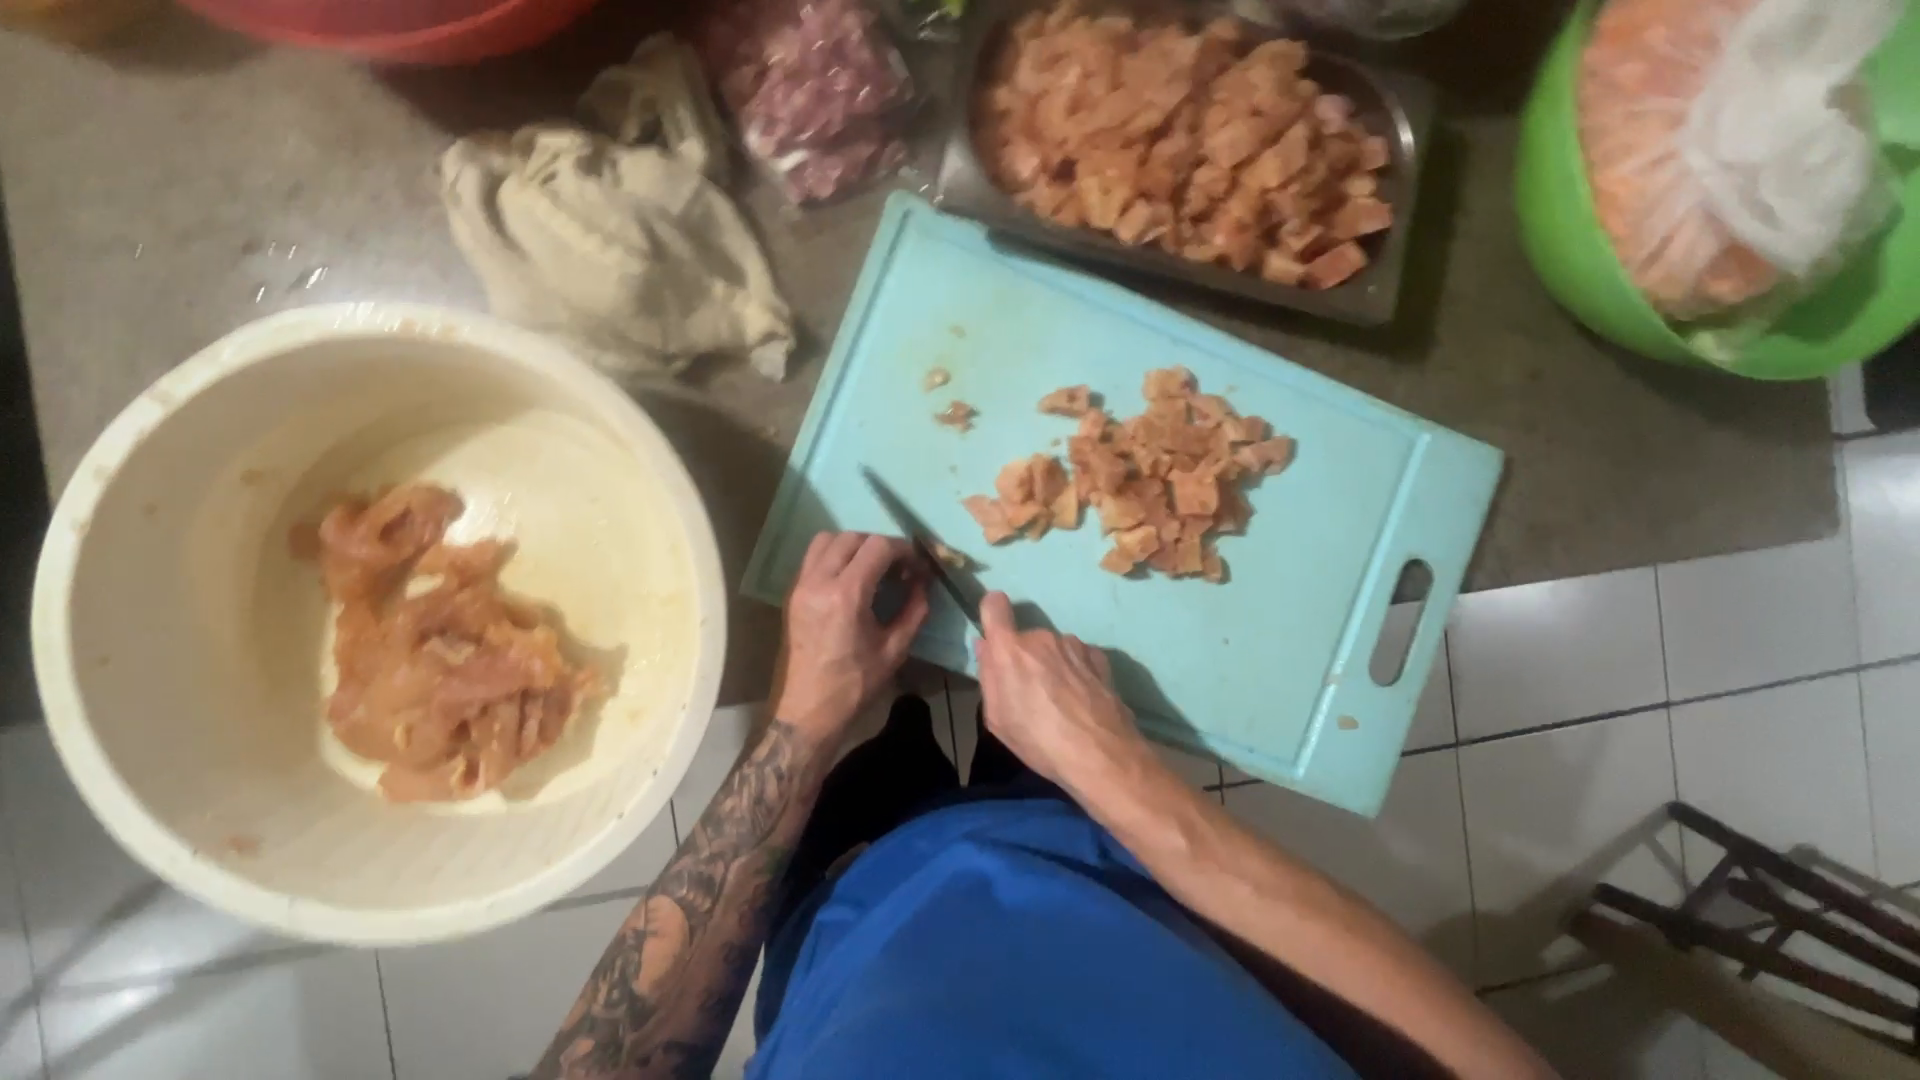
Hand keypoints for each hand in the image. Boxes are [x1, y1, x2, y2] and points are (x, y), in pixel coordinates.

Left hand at [773, 532, 928, 740]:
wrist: (808, 710)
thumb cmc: (854, 684)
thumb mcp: (895, 649)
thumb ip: (914, 610)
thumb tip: (923, 582)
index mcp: (846, 595)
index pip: (878, 547)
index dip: (903, 550)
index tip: (916, 566)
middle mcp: (819, 581)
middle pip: (852, 537)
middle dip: (880, 545)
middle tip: (898, 567)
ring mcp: (801, 586)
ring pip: (827, 540)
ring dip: (854, 546)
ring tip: (872, 568)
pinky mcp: (792, 594)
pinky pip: (813, 558)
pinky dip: (834, 556)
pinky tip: (851, 579)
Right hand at [974, 591, 1146, 791]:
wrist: (1099, 754)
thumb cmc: (1038, 740)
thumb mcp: (998, 718)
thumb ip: (988, 676)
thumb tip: (985, 646)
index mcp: (1010, 649)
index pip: (994, 606)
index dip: (992, 614)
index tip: (996, 634)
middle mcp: (1042, 637)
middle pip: (1026, 638)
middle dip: (1026, 658)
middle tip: (1032, 693)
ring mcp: (1073, 644)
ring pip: (1054, 648)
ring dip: (1053, 665)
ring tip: (1062, 701)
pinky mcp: (1099, 656)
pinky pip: (1078, 656)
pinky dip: (1077, 671)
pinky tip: (1083, 699)